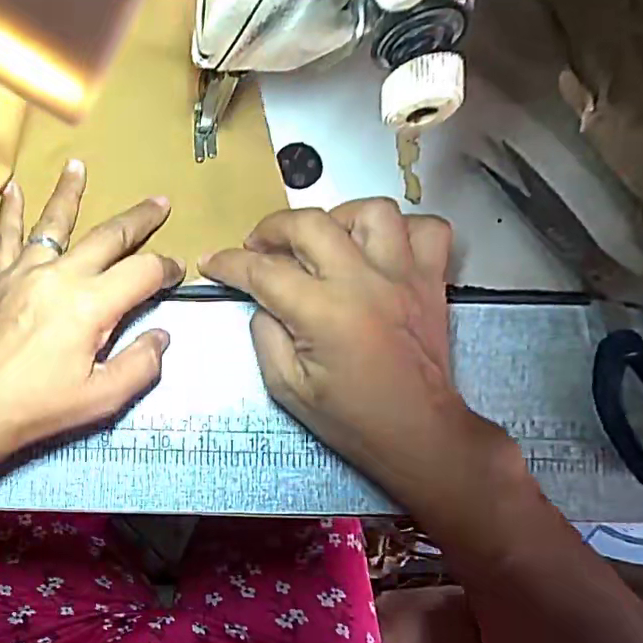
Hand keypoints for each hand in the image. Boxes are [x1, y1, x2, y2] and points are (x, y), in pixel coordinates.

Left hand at [0, 160, 183, 477]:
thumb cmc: (33, 408)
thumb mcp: (99, 399)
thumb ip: (139, 366)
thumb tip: (161, 336)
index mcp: (90, 305)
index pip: (142, 272)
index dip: (166, 270)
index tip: (176, 274)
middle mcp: (59, 276)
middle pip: (107, 237)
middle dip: (138, 219)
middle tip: (159, 204)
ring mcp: (23, 274)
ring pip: (52, 224)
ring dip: (69, 194)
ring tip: (77, 166)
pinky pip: (5, 239)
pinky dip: (10, 213)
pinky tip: (11, 190)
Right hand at [200, 199, 516, 509]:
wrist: (416, 431)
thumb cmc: (347, 416)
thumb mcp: (285, 386)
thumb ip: (265, 336)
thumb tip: (263, 302)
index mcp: (323, 313)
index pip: (263, 270)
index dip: (228, 263)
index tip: (211, 263)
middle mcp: (364, 282)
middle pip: (310, 224)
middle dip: (271, 229)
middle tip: (257, 247)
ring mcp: (404, 274)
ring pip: (371, 211)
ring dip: (334, 218)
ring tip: (318, 241)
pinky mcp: (431, 278)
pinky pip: (424, 227)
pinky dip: (397, 229)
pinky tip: (374, 249)